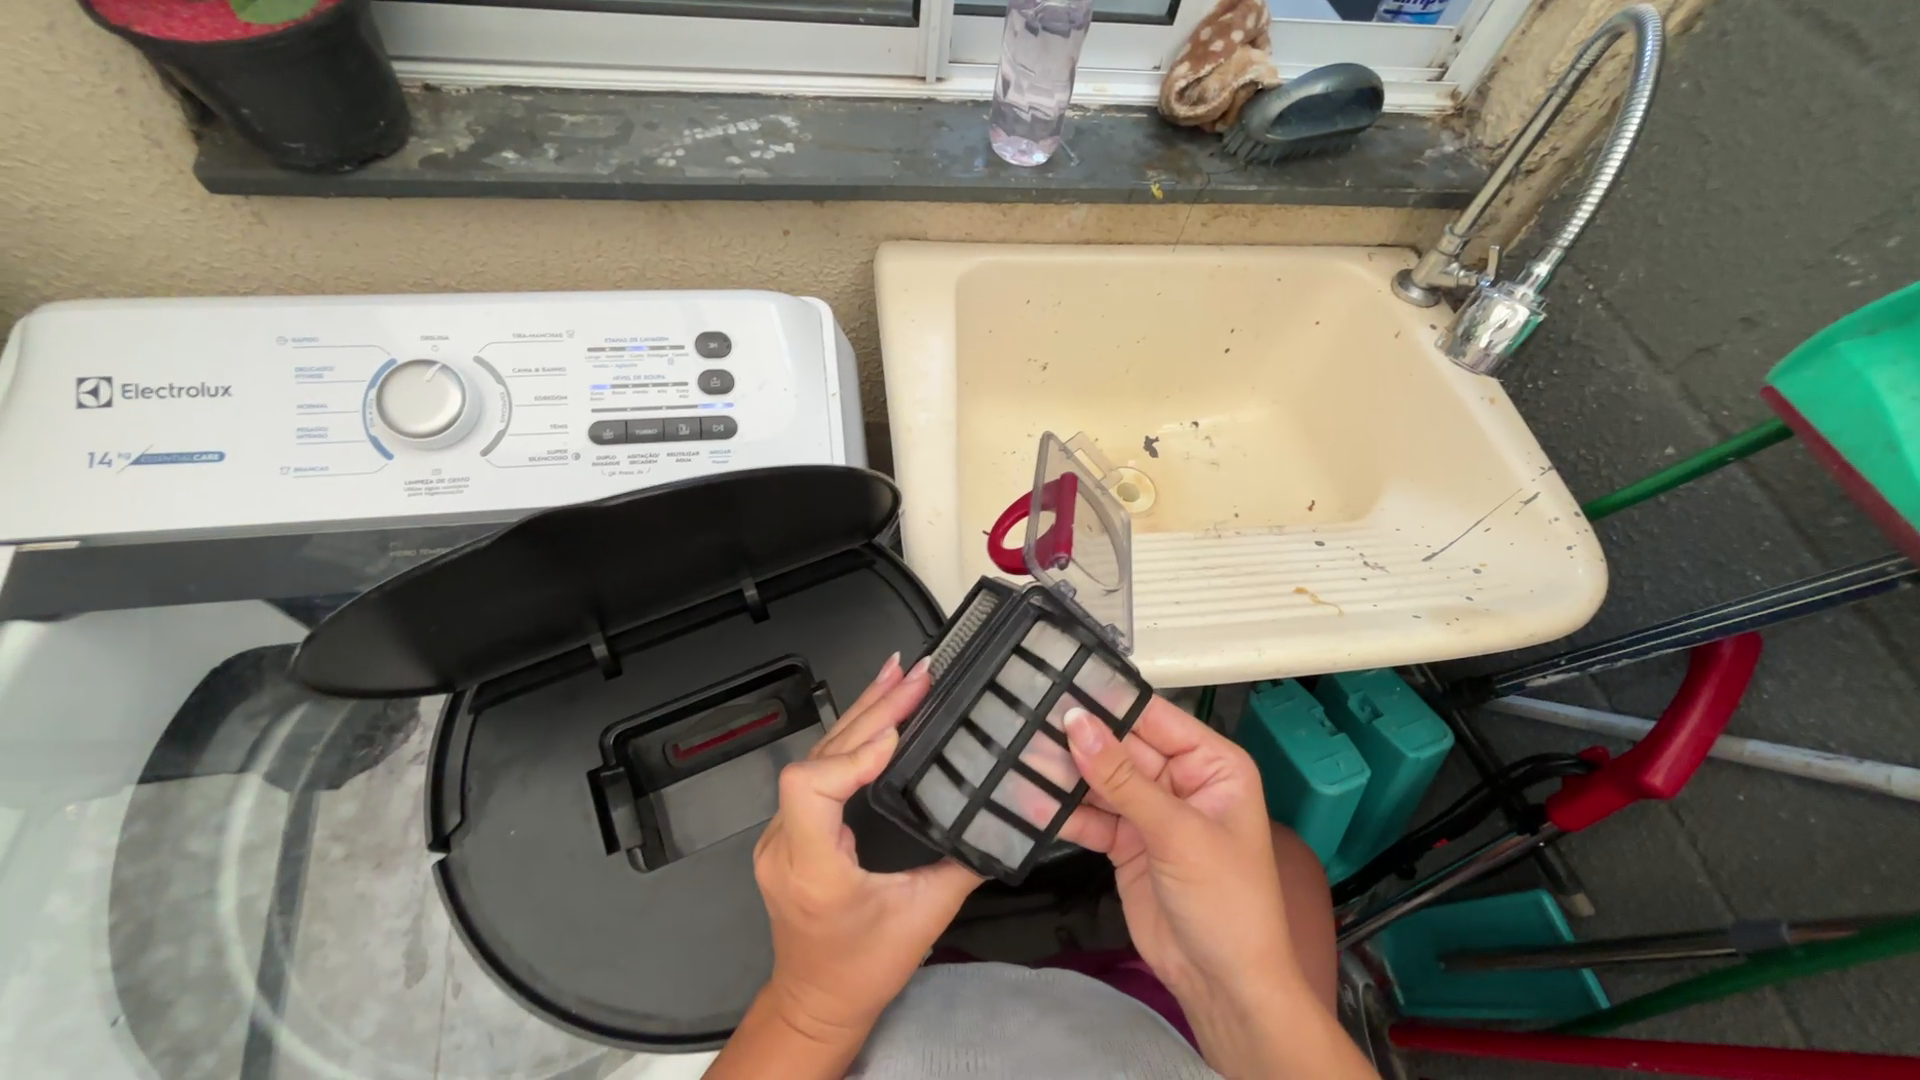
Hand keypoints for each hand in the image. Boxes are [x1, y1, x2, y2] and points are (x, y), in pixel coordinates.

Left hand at [749, 654, 983, 1041]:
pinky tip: (876, 708)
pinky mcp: (790, 826)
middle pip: (819, 757)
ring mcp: (779, 832)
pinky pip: (818, 768)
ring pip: (816, 754)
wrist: (813, 1003)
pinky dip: (851, 734)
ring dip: (862, 711)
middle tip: (917, 676)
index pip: (810, 787)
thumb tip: (995, 815)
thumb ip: (959, 864)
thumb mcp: (923, 920)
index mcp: (814, 869)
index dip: (853, 753)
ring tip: (899, 673)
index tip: (897, 733)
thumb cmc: (863, 970)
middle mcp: (785, 843)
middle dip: (872, 711)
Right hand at [1058, 698, 1293, 1009]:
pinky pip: (1090, 816)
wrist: (1224, 986)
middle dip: (1079, 740)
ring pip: (1100, 781)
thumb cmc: (1228, 902)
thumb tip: (1079, 723)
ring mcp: (1150, 812)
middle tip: (1027, 721)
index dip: (1110, 704)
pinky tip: (1030, 803)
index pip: (1154, 718)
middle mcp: (1180, 780)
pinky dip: (1063, 812)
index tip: (1062, 687)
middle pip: (1121, 748)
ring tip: (1018, 757)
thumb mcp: (1176, 832)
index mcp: (1212, 765)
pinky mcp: (1126, 842)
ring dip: (1064, 775)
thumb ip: (1122, 777)